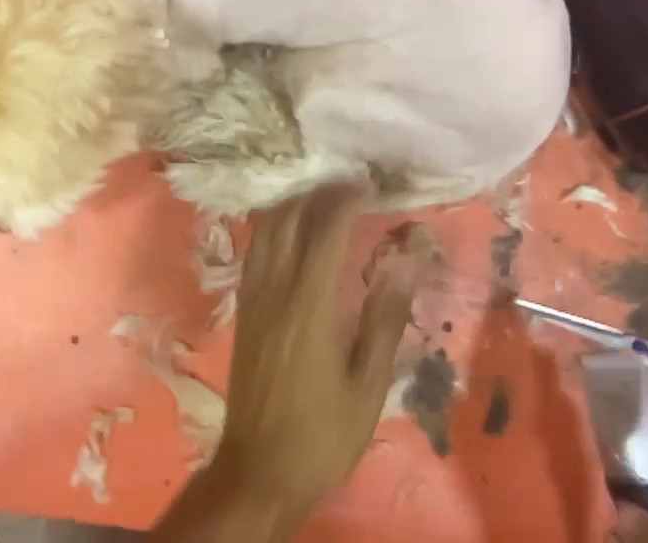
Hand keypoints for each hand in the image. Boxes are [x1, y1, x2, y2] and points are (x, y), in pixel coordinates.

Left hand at [153, 187, 421, 539]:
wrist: (260, 467)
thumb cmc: (324, 431)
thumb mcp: (369, 382)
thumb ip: (385, 316)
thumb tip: (404, 259)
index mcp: (309, 303)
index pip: (325, 231)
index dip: (345, 199)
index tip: (366, 181)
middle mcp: (274, 289)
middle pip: (287, 220)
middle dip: (315, 193)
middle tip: (346, 182)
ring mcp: (252, 297)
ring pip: (264, 231)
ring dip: (290, 205)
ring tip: (320, 195)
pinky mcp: (243, 309)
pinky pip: (254, 250)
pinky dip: (272, 227)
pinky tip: (289, 229)